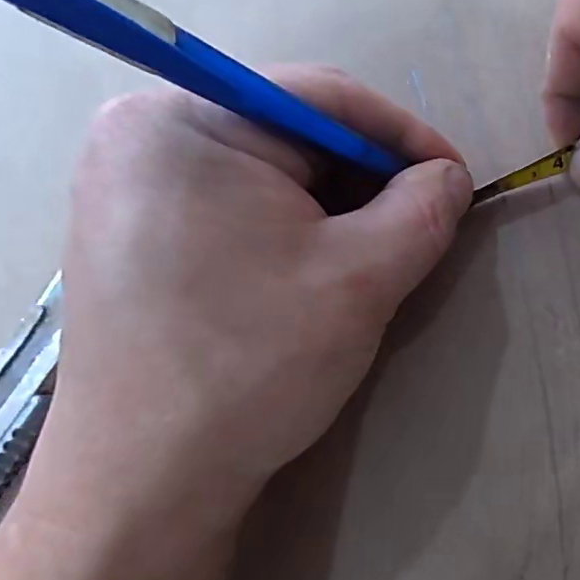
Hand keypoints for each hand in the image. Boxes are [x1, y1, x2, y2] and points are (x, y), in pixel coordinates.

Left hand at [25, 66, 470, 536]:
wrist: (147, 481)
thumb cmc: (250, 366)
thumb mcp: (360, 279)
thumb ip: (422, 210)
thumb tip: (448, 176)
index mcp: (182, 118)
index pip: (321, 97)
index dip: (403, 135)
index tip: (456, 179)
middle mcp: (137, 138)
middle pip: (286, 135)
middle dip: (363, 182)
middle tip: (415, 232)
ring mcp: (123, 194)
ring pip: (260, 181)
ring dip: (327, 215)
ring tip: (367, 265)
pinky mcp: (128, 244)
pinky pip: (227, 215)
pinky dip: (283, 238)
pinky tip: (307, 283)